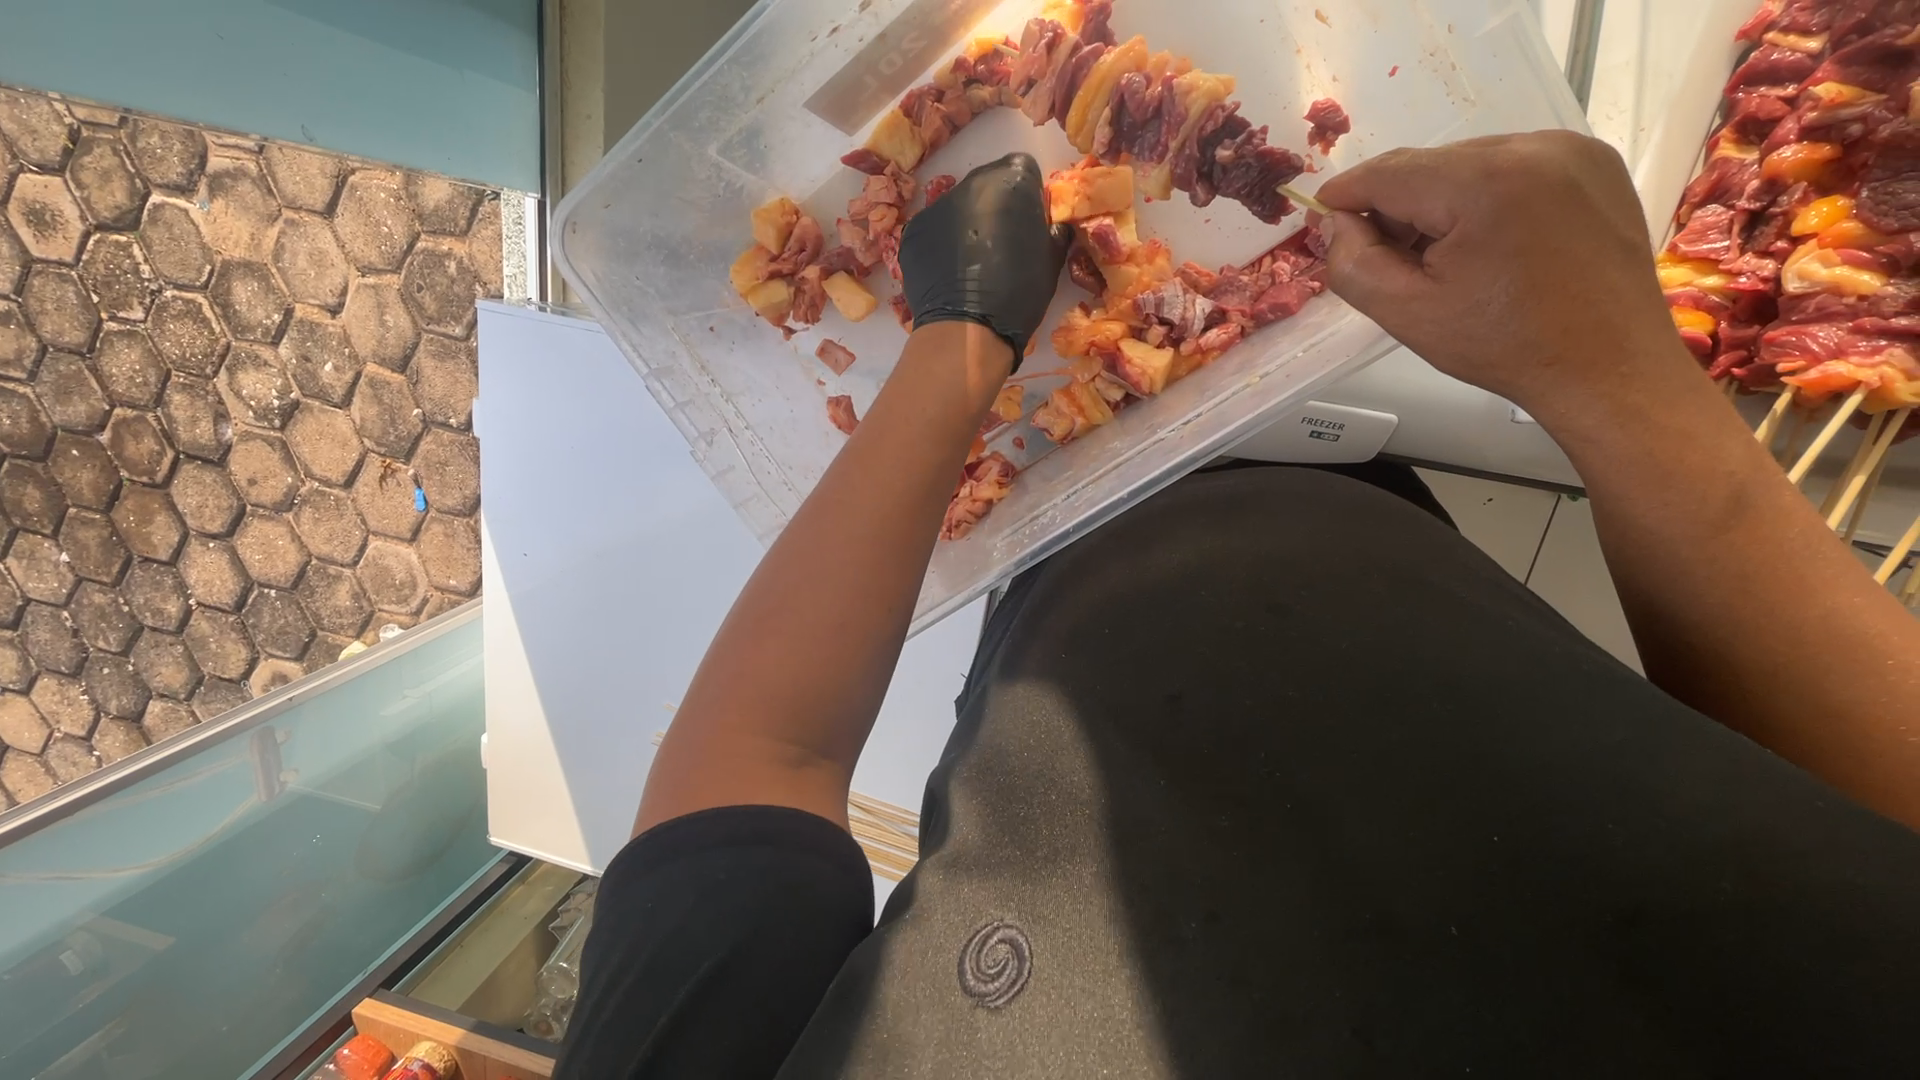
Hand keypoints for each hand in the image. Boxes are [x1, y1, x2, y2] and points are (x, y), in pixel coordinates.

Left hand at [900, 152, 1072, 363]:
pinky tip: (949, 274)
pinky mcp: (913, 232)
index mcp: (1011, 180)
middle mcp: (971, 183)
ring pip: (958, 206)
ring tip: (973, 264)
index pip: (1023, 169)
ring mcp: (936, 206)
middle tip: (1001, 244)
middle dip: (996, 205)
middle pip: (988, 184)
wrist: (968, 330)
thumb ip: (1052, 232)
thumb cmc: (1020, 294)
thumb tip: (1051, 227)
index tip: (1028, 222)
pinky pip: (933, 231)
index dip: (1028, 195)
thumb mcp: (1051, 261)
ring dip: (967, 225)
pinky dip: (942, 245)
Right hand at [1316, 132, 1688, 417]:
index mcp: (1485, 182)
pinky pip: (1510, 167)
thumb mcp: (1405, 312)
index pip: (1387, 173)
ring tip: (1438, 258)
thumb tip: (1336, 223)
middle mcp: (1534, 147)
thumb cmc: (1503, 346)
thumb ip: (1353, 263)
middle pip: (1429, 165)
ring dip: (1437, 203)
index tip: (1317, 217)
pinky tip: (1483, 244)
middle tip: (1381, 258)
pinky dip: (1480, 198)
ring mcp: (1572, 151)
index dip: (1344, 195)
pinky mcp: (1594, 165)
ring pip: (1468, 164)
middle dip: (1394, 206)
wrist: (1606, 365)